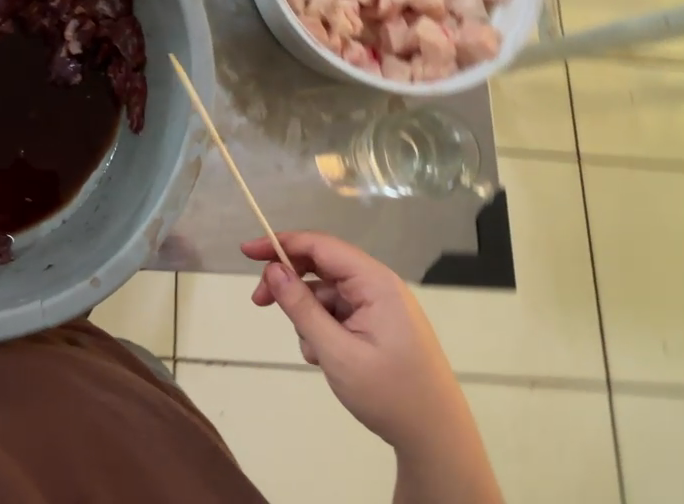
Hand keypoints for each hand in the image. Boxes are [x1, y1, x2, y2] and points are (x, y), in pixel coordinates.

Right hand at [244, 232, 474, 454]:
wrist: (437, 439)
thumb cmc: (389, 393)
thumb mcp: (336, 352)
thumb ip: (301, 307)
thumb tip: (272, 270)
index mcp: (375, 282)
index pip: (319, 246)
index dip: (281, 243)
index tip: (246, 251)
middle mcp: (379, 285)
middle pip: (322, 266)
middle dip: (289, 282)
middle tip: (259, 303)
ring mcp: (381, 306)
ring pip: (328, 293)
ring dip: (308, 314)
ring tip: (312, 352)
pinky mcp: (380, 325)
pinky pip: (340, 312)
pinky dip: (323, 328)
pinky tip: (324, 357)